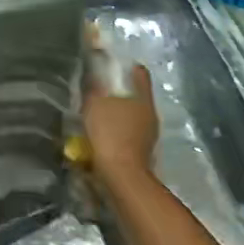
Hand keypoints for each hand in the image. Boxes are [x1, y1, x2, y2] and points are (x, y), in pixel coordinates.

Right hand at [82, 61, 157, 191]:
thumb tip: (93, 71)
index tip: (115, 65)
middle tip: (99, 92)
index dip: (129, 66)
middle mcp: (150, 115)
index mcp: (143, 99)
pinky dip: (117, 134)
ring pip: (132, 117)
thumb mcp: (95, 104)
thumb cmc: (111, 134)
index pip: (140, 73)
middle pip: (136, 96)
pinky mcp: (142, 154)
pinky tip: (101, 138)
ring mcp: (149, 136)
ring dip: (117, 116)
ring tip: (96, 116)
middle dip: (119, 93)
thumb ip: (93, 87)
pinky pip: (128, 136)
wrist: (122, 179)